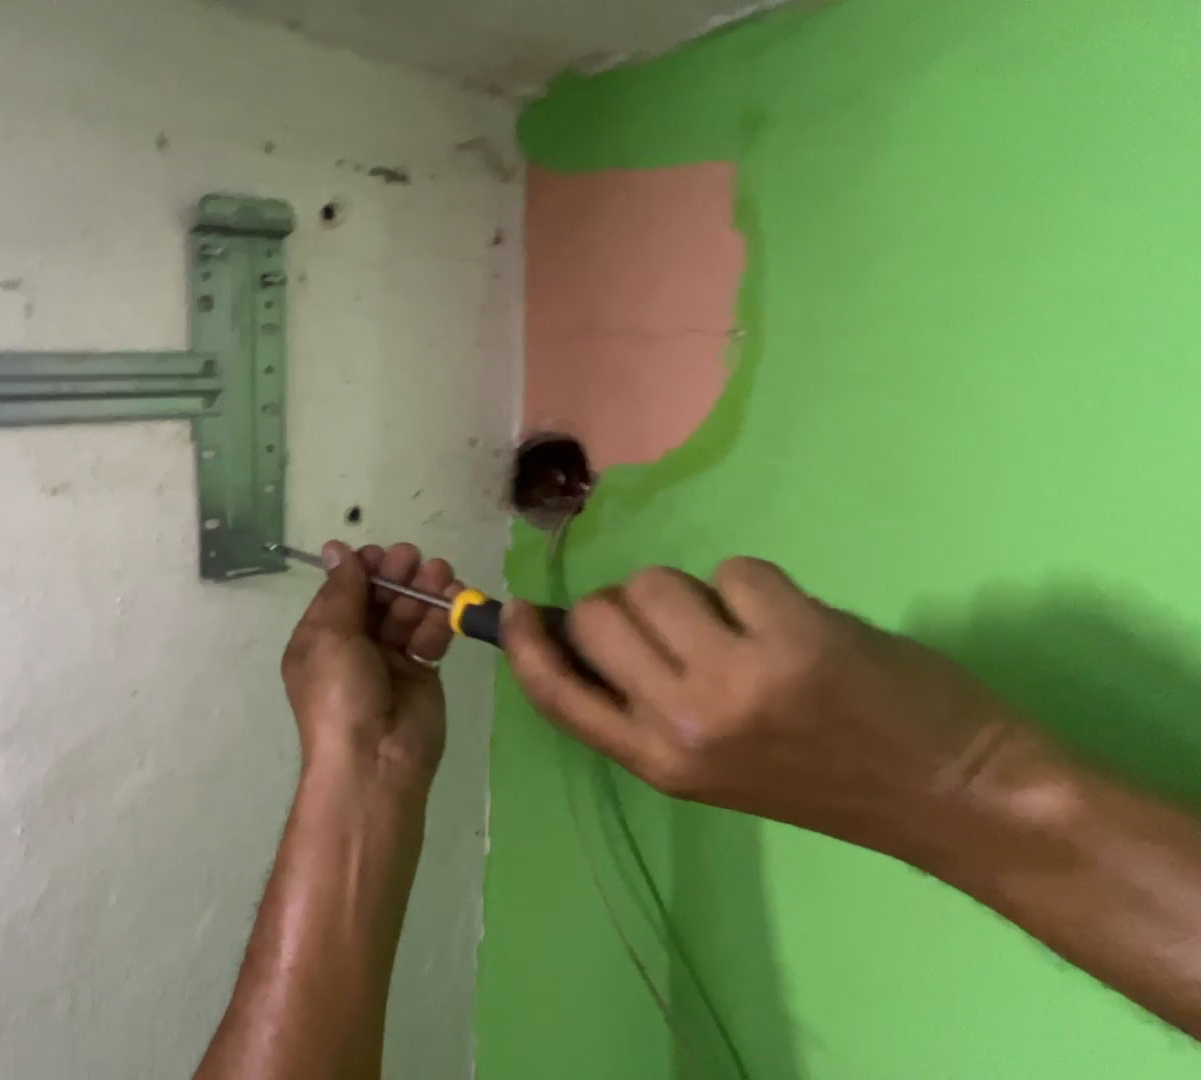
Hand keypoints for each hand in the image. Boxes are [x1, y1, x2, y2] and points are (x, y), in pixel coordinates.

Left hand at [281, 542, 460, 790]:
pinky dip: (441, 617)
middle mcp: (352, 645)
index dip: (362, 569)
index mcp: (320, 636)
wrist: (374, 761)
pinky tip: (452, 599)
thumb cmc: (339, 694)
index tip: (381, 554)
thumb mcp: (330, 636)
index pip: (343, 591)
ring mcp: (388, 659)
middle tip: (414, 559)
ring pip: (407, 612)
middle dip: (395, 575)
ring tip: (440, 572)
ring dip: (422, 590)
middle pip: (377, 597)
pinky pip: (430, 636)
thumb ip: (342, 590)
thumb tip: (335, 548)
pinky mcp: (421, 673)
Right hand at [501, 558, 1033, 858]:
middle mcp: (683, 723)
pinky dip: (754, 585)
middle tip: (672, 621)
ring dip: (690, 591)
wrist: (954, 798)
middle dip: (624, 604)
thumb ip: (641, 703)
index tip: (519, 612)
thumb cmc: (817, 779)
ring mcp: (737, 680)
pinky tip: (789, 620)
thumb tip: (582, 627)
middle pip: (596, 616)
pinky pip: (731, 571)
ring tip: (738, 622)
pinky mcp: (795, 640)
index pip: (555, 692)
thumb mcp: (706, 765)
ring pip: (655, 583)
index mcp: (657, 761)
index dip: (526, 644)